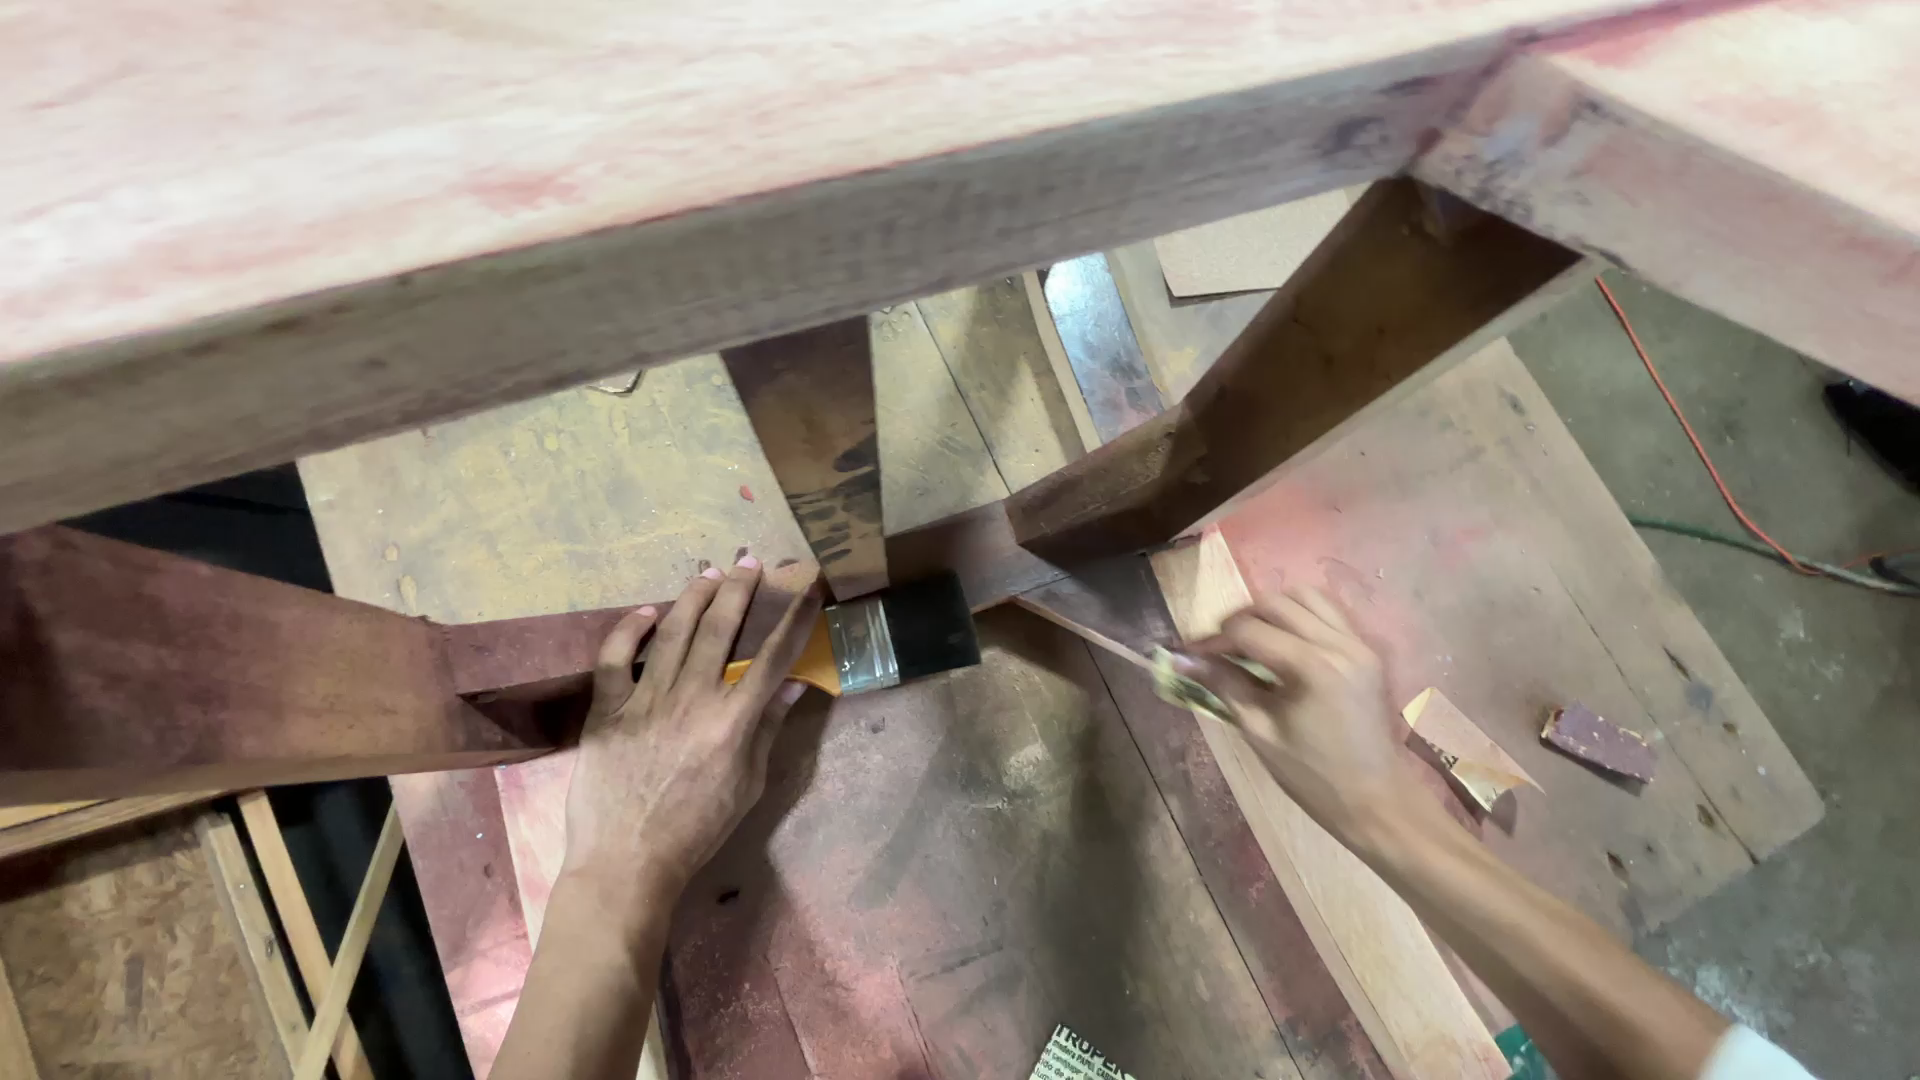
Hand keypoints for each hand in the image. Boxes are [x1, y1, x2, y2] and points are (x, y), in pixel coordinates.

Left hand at [560, 556, 825, 914]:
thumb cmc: (698, 828)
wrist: (626, 863)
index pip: (774, 655)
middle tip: (749, 562)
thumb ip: (768, 728)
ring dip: (693, 598)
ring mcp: (645, 701)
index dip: (795, 617)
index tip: (807, 588)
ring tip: (709, 574)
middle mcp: (692, 699)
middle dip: (739, 590)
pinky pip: (614, 659)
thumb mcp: (749, 784)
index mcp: (733, 720)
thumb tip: (792, 683)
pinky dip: (628, 630)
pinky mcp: (606, 711)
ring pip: (672, 633)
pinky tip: (645, 613)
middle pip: (721, 630)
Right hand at [1176, 586, 1417, 839]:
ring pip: (1304, 597)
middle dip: (1239, 621)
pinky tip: (1283, 643)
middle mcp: (1339, 644)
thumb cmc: (1312, 774)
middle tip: (1219, 649)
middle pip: (1274, 604)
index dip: (1214, 640)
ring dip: (1271, 611)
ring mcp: (1358, 643)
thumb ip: (1222, 684)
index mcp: (1313, 666)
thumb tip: (1181, 659)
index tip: (1193, 656)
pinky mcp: (1366, 650)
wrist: (1377, 800)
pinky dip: (1298, 616)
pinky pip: (1327, 612)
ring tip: (1253, 640)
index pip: (1249, 630)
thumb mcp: (1259, 730)